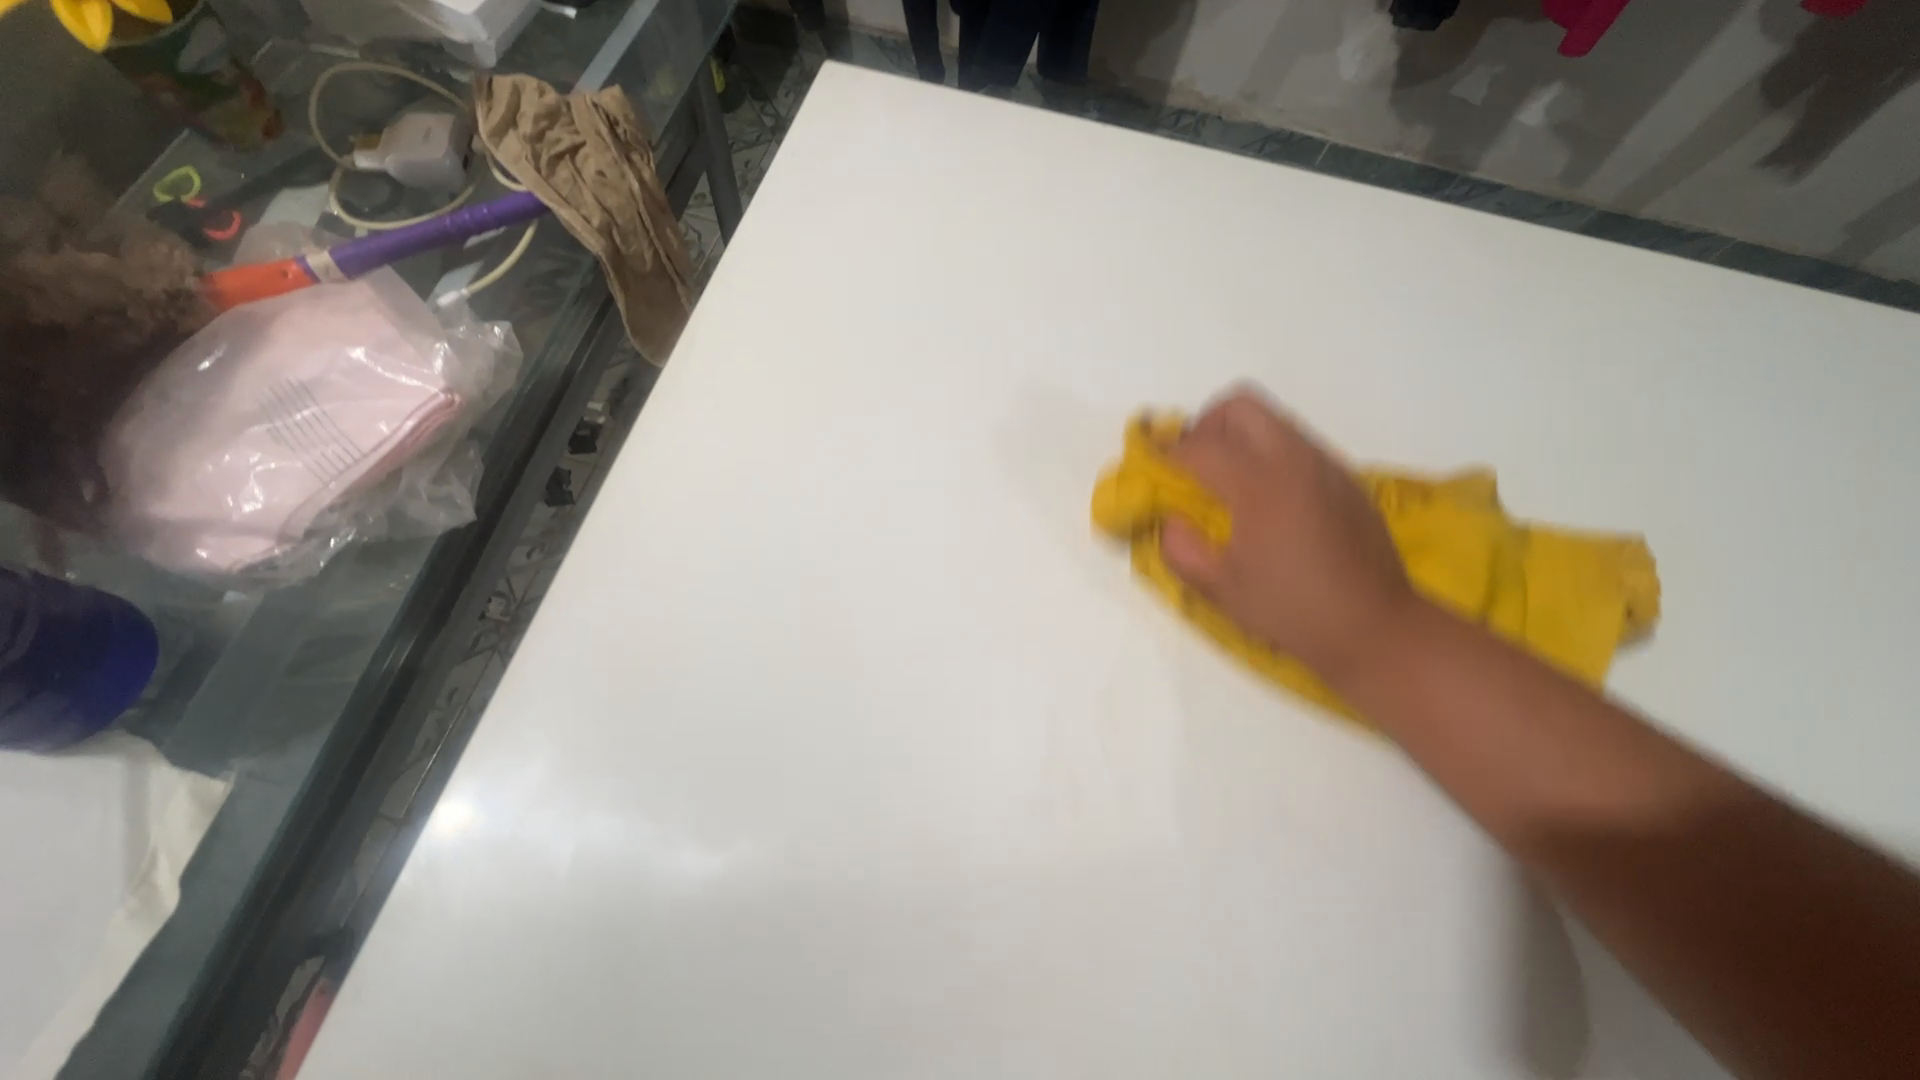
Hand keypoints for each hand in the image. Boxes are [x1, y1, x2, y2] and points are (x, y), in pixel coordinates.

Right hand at [1162, 386, 1416, 687]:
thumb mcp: (1222, 590)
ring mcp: (1326, 464)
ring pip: (1272, 420)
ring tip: (1226, 484)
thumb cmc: (1292, 610)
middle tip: (1193, 465)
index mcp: (1260, 486)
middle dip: (1205, 426)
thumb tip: (1172, 520)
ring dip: (1238, 438)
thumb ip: (1182, 548)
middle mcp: (1295, 460)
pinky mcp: (1346, 478)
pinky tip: (1266, 502)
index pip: (1200, 447)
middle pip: (1239, 406)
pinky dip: (1269, 455)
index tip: (1148, 466)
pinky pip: (1297, 444)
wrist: (1376, 627)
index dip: (1166, 453)